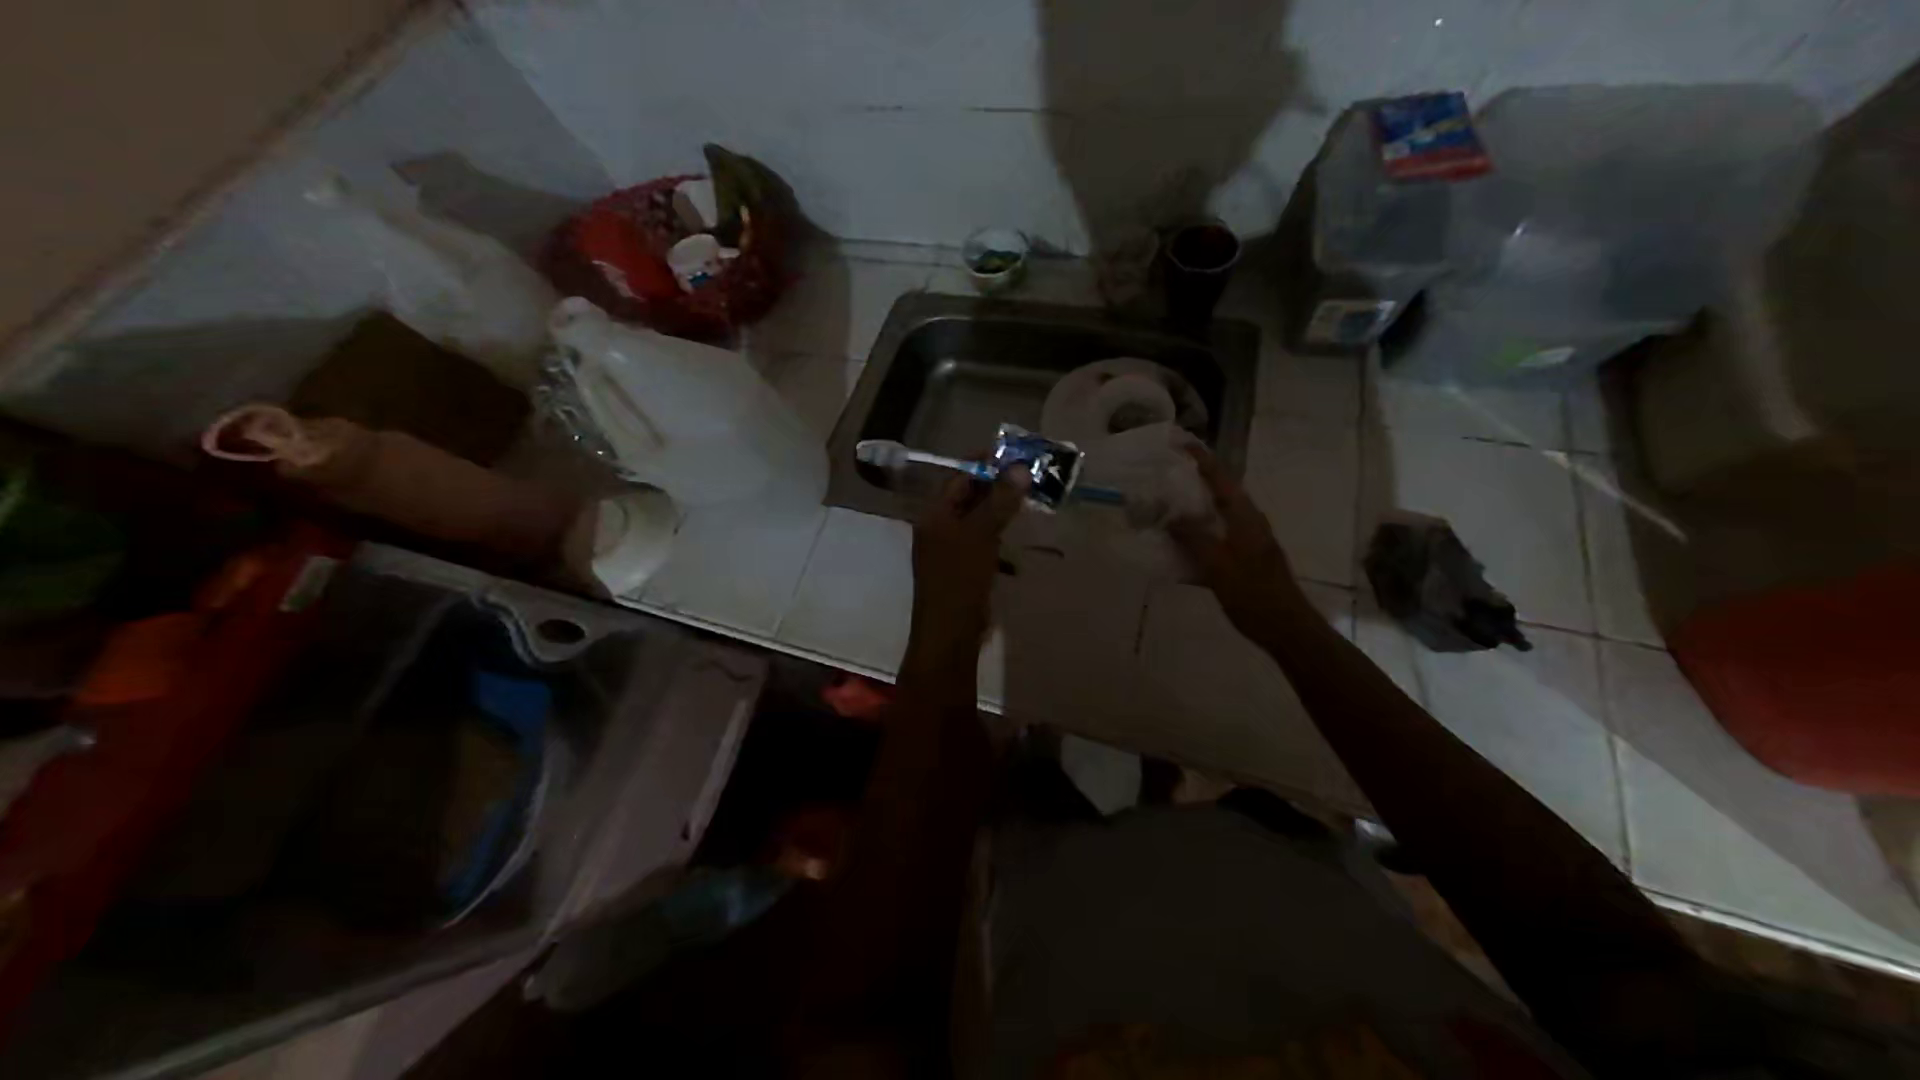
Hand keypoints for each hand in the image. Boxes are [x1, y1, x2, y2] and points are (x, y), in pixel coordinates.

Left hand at [910, 469, 1028, 635]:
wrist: (950, 633)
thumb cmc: (960, 578)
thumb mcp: (981, 534)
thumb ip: (999, 500)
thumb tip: (1020, 467)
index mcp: (934, 515)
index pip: (958, 478)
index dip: (983, 463)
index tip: (1014, 454)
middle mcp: (938, 528)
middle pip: (968, 498)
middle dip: (997, 487)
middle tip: (1030, 477)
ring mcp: (949, 551)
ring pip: (977, 522)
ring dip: (1001, 513)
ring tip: (1030, 503)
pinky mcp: (963, 571)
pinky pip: (982, 545)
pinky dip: (999, 540)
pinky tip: (1018, 545)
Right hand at [1167, 445, 1307, 639]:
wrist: (1287, 629)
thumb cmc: (1253, 595)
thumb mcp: (1218, 565)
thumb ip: (1193, 538)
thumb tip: (1170, 516)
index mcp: (1245, 517)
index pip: (1221, 478)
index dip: (1201, 459)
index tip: (1180, 442)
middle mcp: (1248, 523)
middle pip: (1220, 492)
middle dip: (1194, 480)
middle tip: (1165, 473)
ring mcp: (1248, 542)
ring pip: (1217, 516)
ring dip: (1194, 508)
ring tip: (1165, 504)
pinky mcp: (1245, 560)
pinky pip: (1217, 538)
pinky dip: (1198, 535)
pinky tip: (1178, 546)